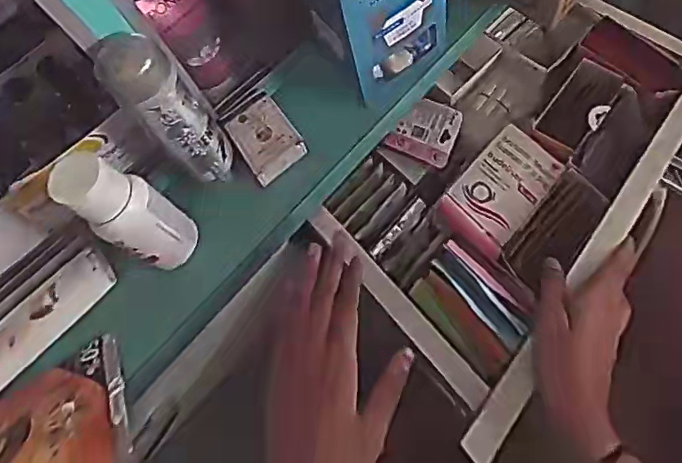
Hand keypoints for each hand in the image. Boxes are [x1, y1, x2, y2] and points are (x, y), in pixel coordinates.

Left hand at [267, 242, 413, 462]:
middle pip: (322, 301)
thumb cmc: (336, 458)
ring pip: (298, 309)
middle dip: (330, 267)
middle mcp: (313, 357)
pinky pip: (279, 329)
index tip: (354, 258)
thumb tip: (406, 357)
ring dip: (305, 278)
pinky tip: (285, 290)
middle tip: (335, 240)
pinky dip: (283, 305)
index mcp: (340, 365)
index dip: (351, 279)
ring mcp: (292, 363)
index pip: (346, 310)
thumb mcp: (373, 428)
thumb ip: (390, 387)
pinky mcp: (275, 374)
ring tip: (311, 252)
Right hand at [535, 240, 641, 461]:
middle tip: (579, 252)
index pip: (621, 259)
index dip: (622, 240)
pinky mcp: (609, 342)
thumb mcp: (547, 319)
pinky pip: (604, 311)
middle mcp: (615, 309)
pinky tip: (570, 310)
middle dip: (598, 262)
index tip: (621, 224)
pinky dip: (592, 303)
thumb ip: (552, 286)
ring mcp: (615, 327)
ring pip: (609, 293)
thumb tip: (552, 265)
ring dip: (594, 284)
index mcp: (603, 295)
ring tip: (569, 280)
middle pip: (615, 275)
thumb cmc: (564, 369)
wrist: (578, 414)